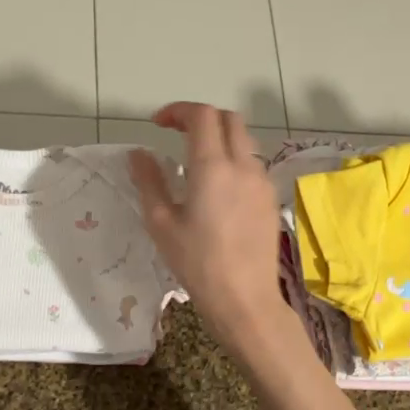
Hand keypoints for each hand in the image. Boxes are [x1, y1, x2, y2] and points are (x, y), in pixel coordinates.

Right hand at [129, 103, 289, 350]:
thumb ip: (149, 182)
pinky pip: (253, 164)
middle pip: (229, 118)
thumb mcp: (161, 223)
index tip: (158, 124)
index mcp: (212, 167)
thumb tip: (138, 154)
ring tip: (197, 160)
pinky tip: (219, 187)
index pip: (201, 115)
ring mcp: (262, 181)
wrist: (244, 298)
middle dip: (201, 118)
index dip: (178, 111)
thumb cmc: (197, 263)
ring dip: (220, 137)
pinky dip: (235, 159)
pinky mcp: (271, 199)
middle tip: (177, 134)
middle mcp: (243, 165)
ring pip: (245, 140)